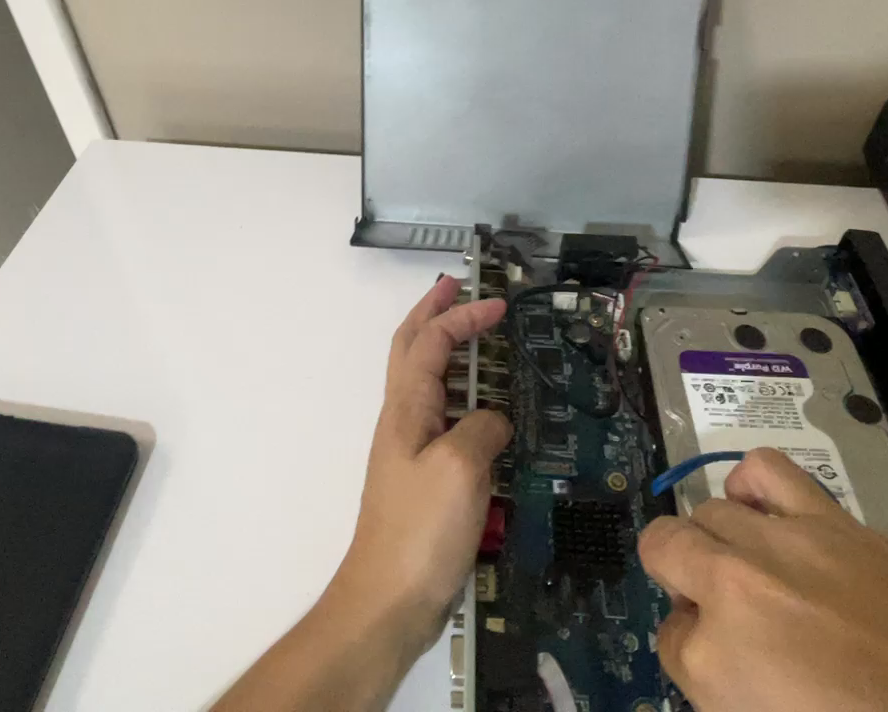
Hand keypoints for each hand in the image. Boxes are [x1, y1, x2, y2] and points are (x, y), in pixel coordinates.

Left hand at [330, 275, 510, 649]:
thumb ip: (482, 427)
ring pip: (427, 381)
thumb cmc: (421, 529)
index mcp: (406, 408)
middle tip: (458, 288)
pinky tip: (485, 408)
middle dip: (433, 313)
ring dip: (446, 349)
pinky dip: (462, 394)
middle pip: (412, 349)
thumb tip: (493, 419)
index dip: (461, 315)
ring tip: (476, 335)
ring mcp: (411, 447)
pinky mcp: (424, 476)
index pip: (430, 341)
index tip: (499, 303)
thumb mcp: (460, 468)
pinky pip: (444, 417)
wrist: (388, 598)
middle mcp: (403, 418)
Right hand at [639, 448, 887, 711]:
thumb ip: (741, 694)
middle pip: (666, 550)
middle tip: (736, 631)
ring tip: (752, 577)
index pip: (667, 641)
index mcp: (718, 663)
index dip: (696, 662)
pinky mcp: (836, 519)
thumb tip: (732, 667)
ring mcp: (785, 542)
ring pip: (707, 511)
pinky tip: (769, 519)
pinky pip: (765, 471)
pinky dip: (752, 488)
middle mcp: (733, 586)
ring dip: (715, 544)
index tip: (730, 680)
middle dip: (687, 590)